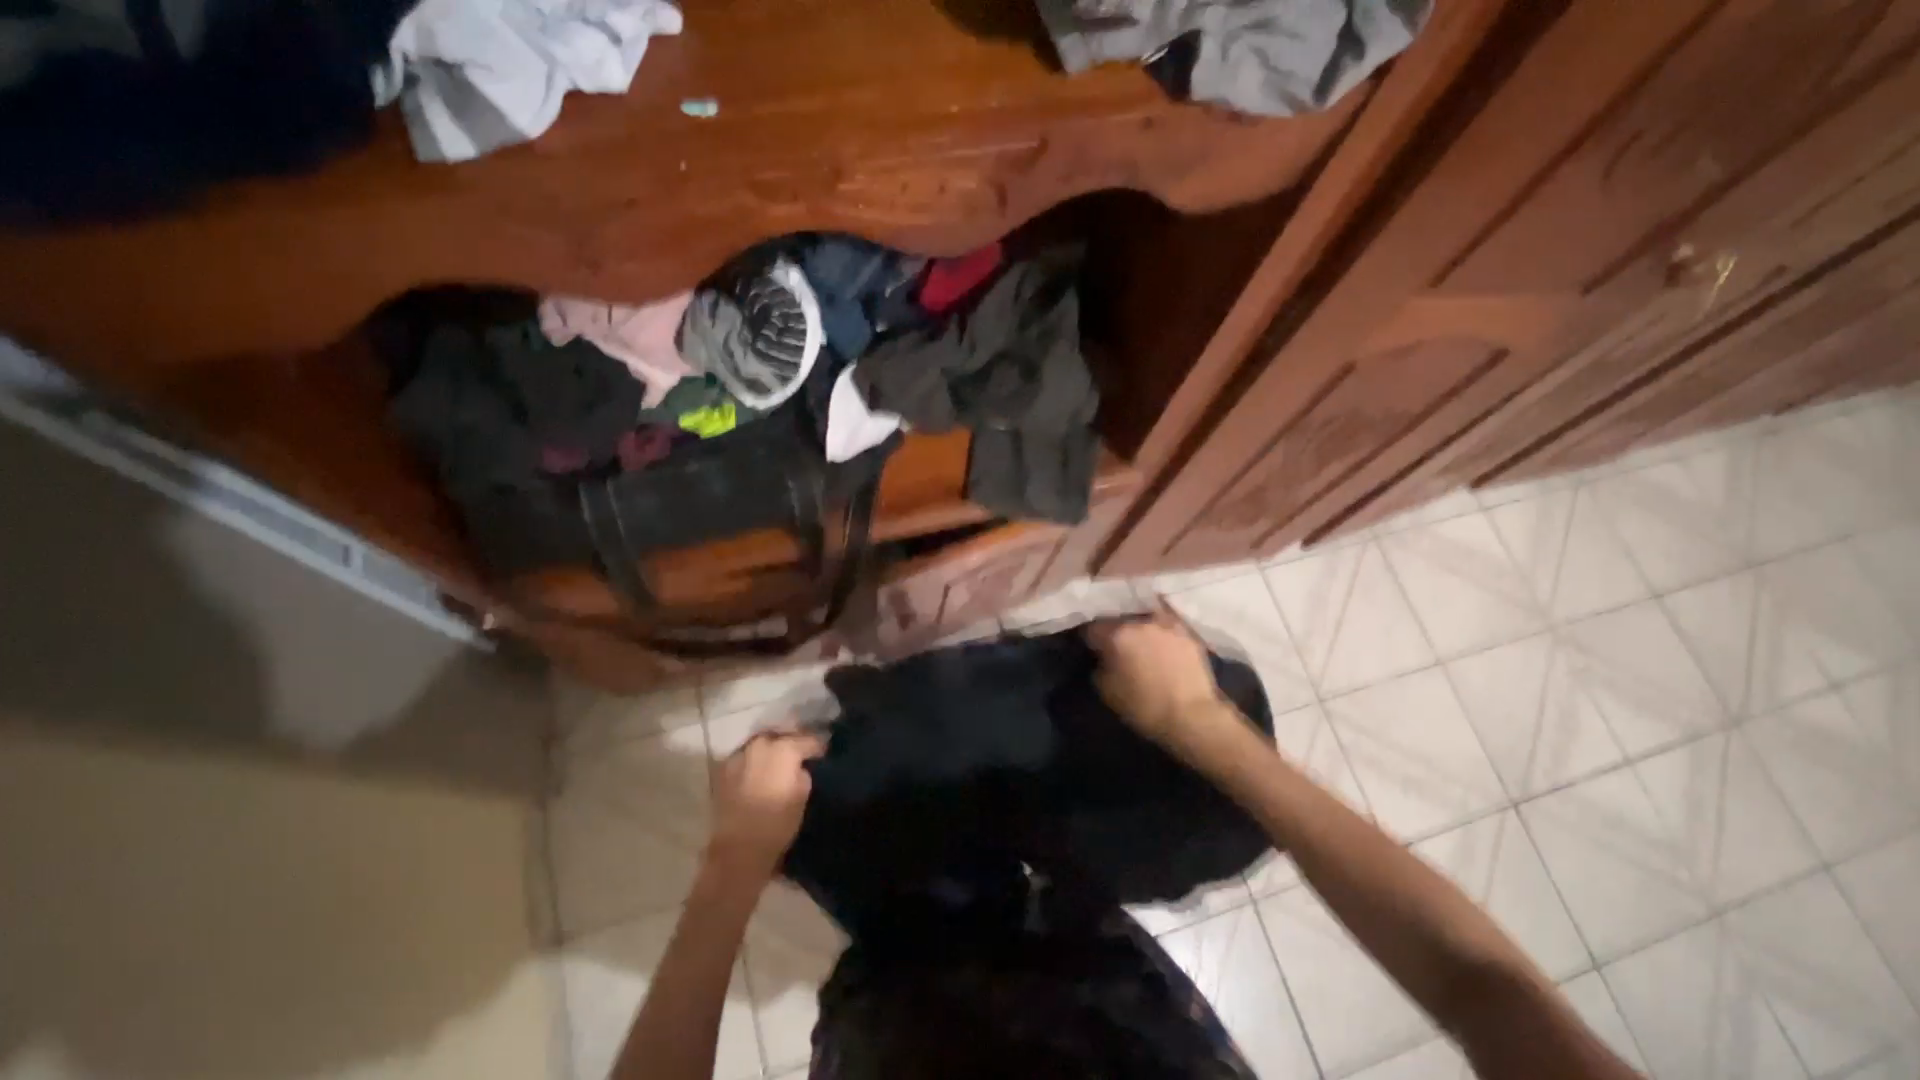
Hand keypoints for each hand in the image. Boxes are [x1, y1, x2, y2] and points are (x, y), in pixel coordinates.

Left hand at [708, 730, 825, 876]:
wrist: (738, 848)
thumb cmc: (778, 823)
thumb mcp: (802, 796)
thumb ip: (802, 772)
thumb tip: (797, 767)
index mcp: (783, 749)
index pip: (808, 739)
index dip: (819, 746)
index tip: (824, 753)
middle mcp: (760, 744)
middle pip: (781, 735)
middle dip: (792, 741)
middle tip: (802, 753)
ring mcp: (739, 755)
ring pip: (761, 743)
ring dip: (772, 749)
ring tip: (780, 761)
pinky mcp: (723, 769)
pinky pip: (745, 757)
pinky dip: (754, 760)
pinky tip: (760, 772)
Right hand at [1085, 603, 1233, 751]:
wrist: (1192, 716)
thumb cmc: (1144, 707)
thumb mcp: (1107, 692)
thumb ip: (1100, 666)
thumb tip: (1104, 656)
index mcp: (1118, 634)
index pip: (1093, 627)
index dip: (1090, 639)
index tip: (1093, 649)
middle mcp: (1142, 621)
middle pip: (1120, 618)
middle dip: (1116, 630)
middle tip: (1117, 647)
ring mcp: (1168, 624)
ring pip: (1145, 618)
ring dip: (1140, 628)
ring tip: (1141, 644)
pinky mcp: (1188, 633)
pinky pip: (1167, 626)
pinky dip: (1160, 633)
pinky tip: (1161, 645)